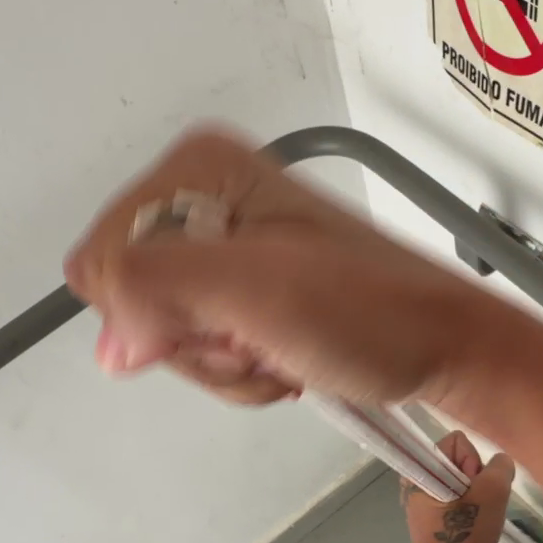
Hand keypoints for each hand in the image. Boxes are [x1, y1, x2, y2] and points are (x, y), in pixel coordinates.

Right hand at [63, 127, 530, 406]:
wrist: (441, 347)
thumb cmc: (375, 315)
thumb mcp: (261, 291)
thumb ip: (160, 288)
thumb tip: (110, 341)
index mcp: (200, 172)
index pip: (101, 260)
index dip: (153, 314)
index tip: (224, 320)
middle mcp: (207, 201)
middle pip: (134, 302)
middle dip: (198, 344)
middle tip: (260, 340)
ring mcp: (228, 249)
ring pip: (169, 335)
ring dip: (226, 364)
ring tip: (280, 350)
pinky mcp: (248, 289)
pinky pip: (205, 348)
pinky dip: (242, 371)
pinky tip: (285, 358)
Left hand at [403, 431, 515, 542]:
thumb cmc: (467, 532)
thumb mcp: (493, 491)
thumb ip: (501, 466)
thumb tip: (500, 464)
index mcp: (420, 473)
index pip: (456, 442)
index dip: (473, 461)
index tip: (475, 486)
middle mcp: (416, 486)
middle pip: (459, 463)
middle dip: (477, 480)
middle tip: (478, 504)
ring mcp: (424, 508)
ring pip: (462, 485)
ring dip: (477, 498)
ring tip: (479, 518)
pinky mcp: (433, 525)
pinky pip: (459, 505)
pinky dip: (471, 512)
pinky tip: (476, 528)